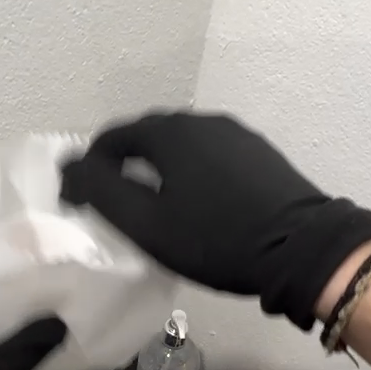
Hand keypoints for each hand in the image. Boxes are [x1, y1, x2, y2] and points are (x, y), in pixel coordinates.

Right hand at [60, 111, 370, 329]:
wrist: (301, 249)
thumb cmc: (215, 238)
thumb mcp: (146, 224)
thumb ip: (100, 192)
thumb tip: (69, 167)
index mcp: (169, 131)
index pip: (111, 138)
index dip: (89, 169)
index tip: (82, 201)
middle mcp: (201, 120)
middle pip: (147, 138)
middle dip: (124, 167)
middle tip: (116, 206)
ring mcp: (236, 134)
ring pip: (182, 147)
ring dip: (159, 170)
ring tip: (155, 207)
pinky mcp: (260, 154)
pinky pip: (211, 158)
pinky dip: (192, 175)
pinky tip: (198, 204)